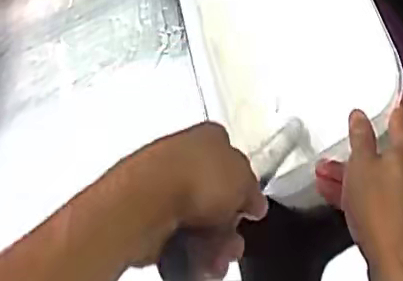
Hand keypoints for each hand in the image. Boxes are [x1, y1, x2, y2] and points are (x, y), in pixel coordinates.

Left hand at [112, 122, 268, 276]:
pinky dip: (188, 254)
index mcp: (211, 138)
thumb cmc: (189, 176)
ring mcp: (167, 185)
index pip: (234, 164)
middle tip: (232, 242)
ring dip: (212, 245)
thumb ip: (252, 190)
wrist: (148, 201)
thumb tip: (254, 199)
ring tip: (215, 260)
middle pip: (217, 198)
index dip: (244, 190)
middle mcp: (187, 156)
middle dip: (228, 227)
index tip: (248, 209)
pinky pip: (178, 238)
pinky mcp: (151, 215)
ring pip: (199, 223)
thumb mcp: (243, 180)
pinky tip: (196, 263)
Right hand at [315, 95, 402, 280]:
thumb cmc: (384, 216)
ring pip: (381, 174)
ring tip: (330, 173)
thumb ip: (359, 137)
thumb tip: (359, 117)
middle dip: (363, 147)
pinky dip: (363, 192)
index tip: (401, 95)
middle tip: (349, 140)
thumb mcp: (360, 165)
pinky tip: (341, 195)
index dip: (398, 103)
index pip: (402, 117)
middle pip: (388, 149)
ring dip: (357, 172)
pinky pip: (381, 195)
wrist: (396, 265)